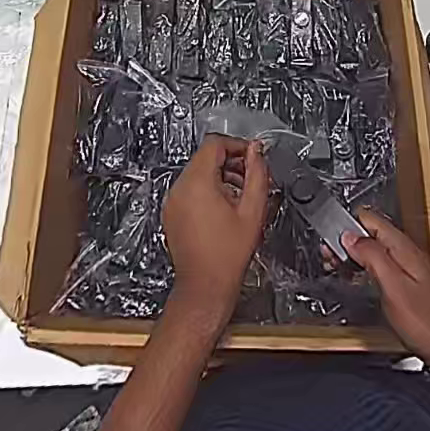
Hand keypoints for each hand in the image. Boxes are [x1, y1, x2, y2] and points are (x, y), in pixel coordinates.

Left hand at [163, 135, 269, 324]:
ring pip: (197, 172)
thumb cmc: (228, 253)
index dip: (237, 146)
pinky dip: (207, 188)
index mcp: (197, 182)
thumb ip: (257, 173)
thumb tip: (256, 150)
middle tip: (251, 177)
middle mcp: (179, 188)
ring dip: (220, 175)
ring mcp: (172, 201)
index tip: (252, 157)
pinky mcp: (171, 213)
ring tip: (241, 194)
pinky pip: (190, 188)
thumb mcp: (253, 209)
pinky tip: (225, 206)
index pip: (214, 144)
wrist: (205, 286)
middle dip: (231, 161)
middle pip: (205, 157)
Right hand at [346, 208, 429, 366]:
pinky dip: (362, 266)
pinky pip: (378, 263)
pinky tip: (354, 277)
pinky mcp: (403, 279)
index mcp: (402, 247)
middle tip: (331, 256)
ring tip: (337, 265)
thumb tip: (351, 237)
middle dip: (347, 241)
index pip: (369, 219)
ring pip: (372, 248)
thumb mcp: (393, 286)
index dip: (347, 226)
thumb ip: (372, 257)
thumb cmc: (425, 321)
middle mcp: (404, 251)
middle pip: (369, 232)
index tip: (332, 241)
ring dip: (352, 254)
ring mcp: (404, 265)